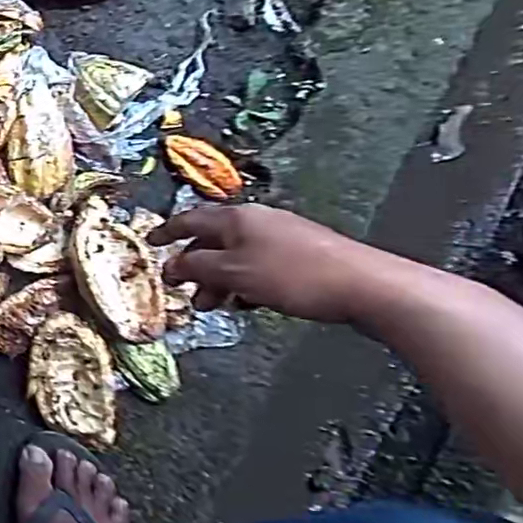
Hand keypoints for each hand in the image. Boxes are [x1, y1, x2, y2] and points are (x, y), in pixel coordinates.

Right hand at [148, 204, 407, 322]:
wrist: (372, 288)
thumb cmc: (293, 276)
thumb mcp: (231, 273)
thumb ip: (194, 267)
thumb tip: (170, 265)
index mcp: (235, 218)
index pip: (188, 220)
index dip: (166, 232)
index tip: (150, 242)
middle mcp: (257, 220)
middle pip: (213, 241)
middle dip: (195, 266)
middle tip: (186, 290)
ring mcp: (284, 235)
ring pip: (237, 255)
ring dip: (220, 279)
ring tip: (217, 305)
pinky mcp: (306, 254)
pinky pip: (260, 264)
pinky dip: (246, 280)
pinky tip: (250, 301)